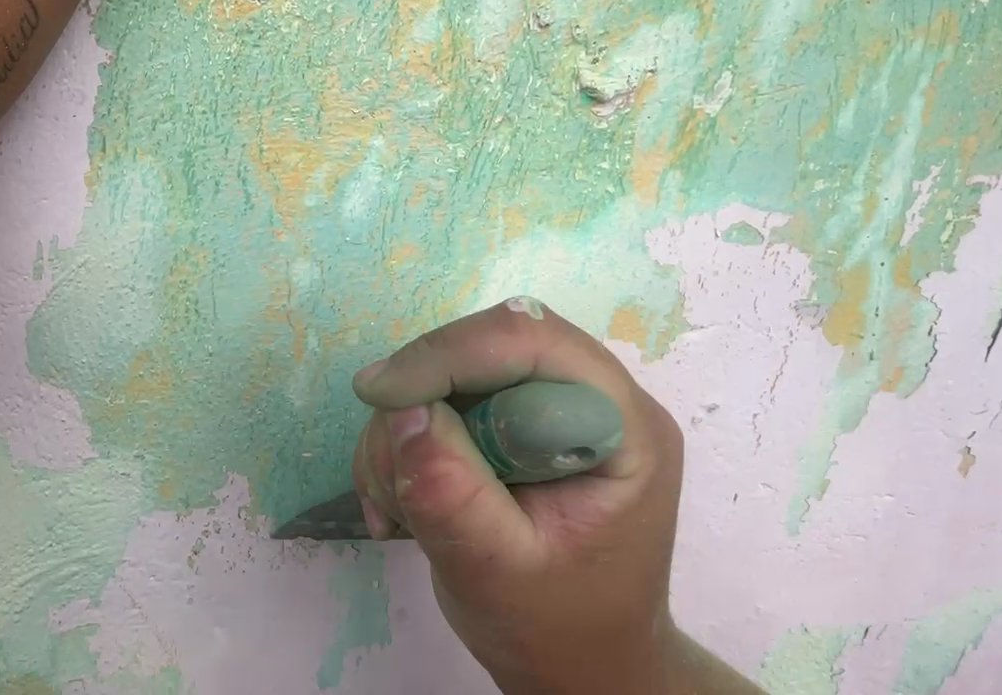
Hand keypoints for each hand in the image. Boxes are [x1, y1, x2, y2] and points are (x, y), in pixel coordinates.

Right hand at [350, 299, 688, 692]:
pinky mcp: (504, 419)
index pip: (528, 339)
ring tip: (400, 513)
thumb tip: (403, 411)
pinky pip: (432, 400)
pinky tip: (401, 507)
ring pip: (444, 373)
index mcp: (620, 424)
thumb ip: (450, 491)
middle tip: (391, 476)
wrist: (576, 663)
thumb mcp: (497, 570)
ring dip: (399, 436)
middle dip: (416, 400)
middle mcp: (586, 396)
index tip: (380, 397)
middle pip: (478, 346)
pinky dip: (397, 447)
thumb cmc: (556, 627)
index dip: (449, 354)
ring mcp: (542, 405)